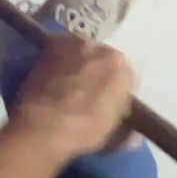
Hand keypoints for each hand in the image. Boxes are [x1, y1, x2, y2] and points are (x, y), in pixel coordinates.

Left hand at [8, 36, 137, 158]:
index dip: (117, 91)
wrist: (45, 124)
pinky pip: (61, 50)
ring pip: (82, 52)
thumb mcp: (116, 134)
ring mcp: (75, 43)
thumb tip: (131, 128)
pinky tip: (53, 76)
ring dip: (78, 63)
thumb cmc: (84, 130)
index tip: (108, 103)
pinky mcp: (51, 44)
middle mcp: (102, 47)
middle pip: (103, 59)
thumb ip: (126, 122)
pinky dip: (59, 60)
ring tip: (67, 83)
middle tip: (87, 93)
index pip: (126, 76)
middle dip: (98, 72)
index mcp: (122, 67)